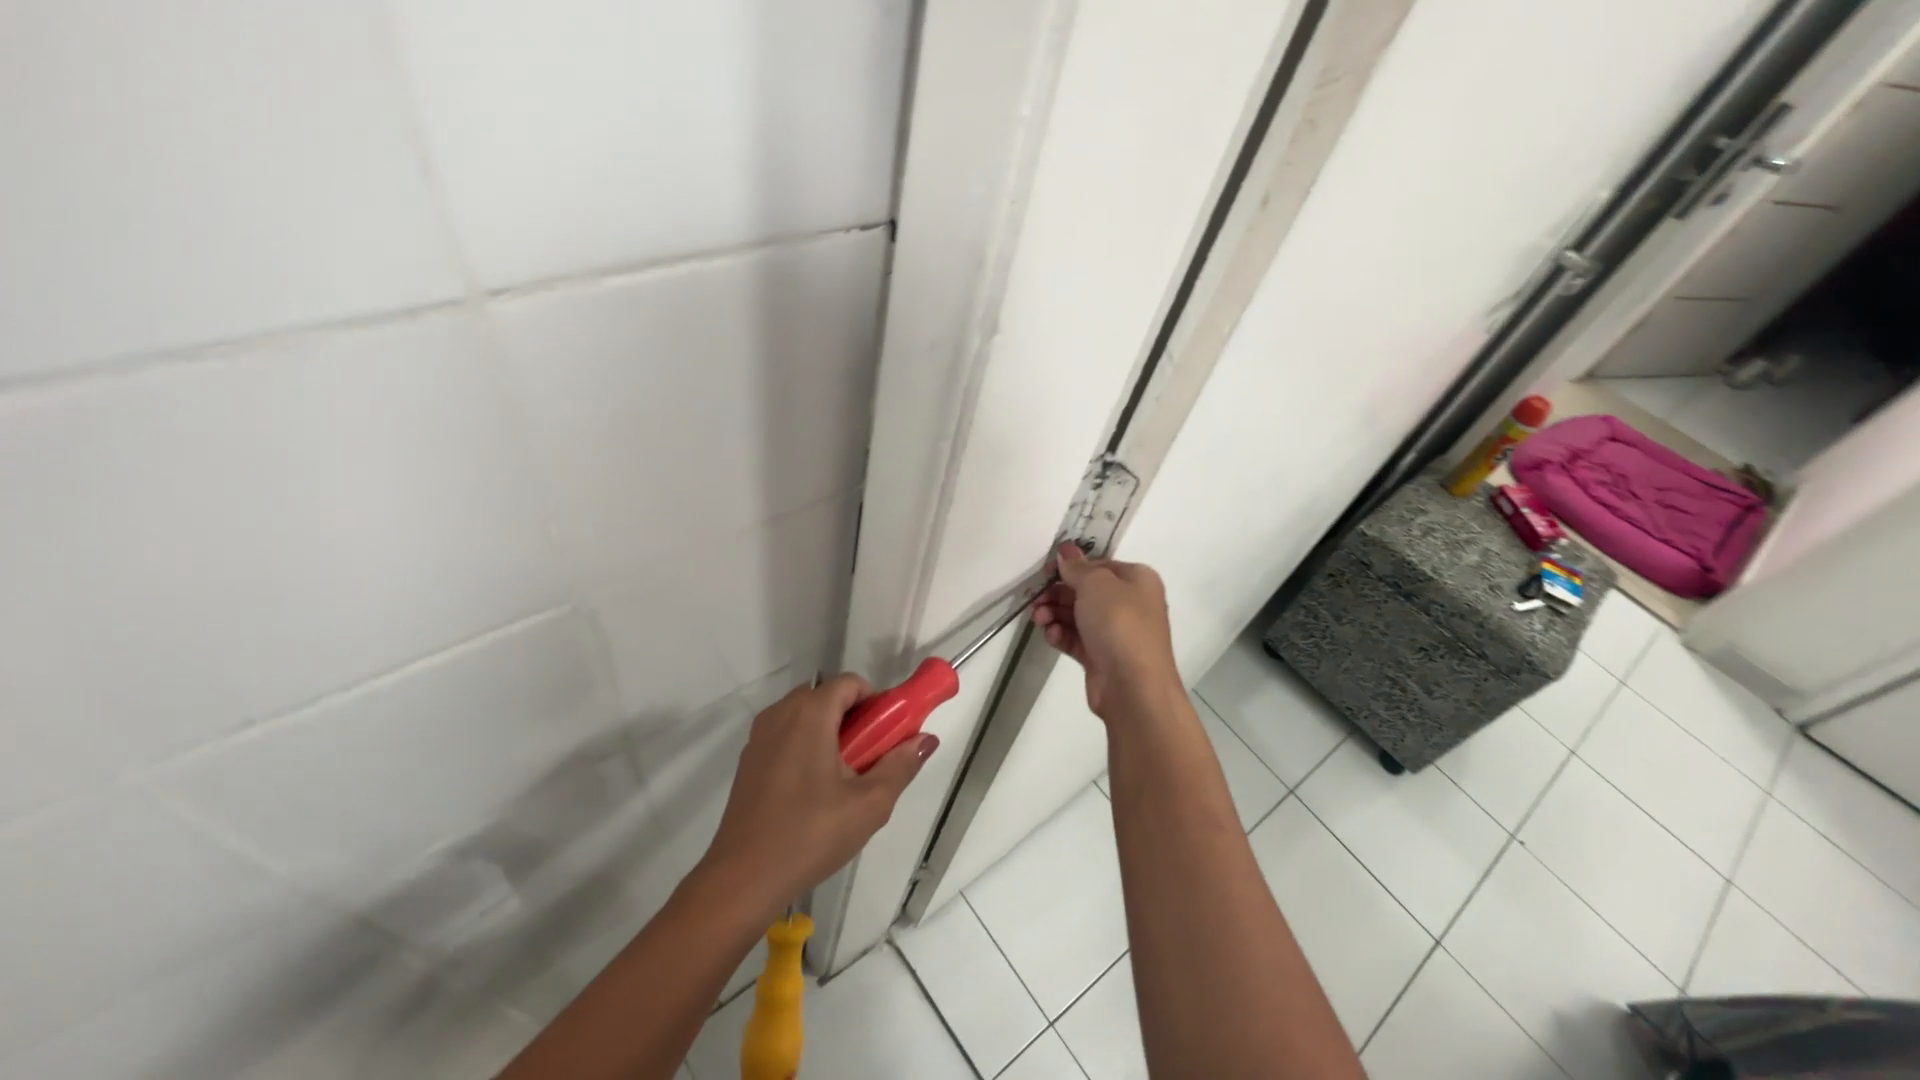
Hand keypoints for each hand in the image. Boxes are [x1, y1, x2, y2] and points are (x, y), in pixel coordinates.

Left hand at [697, 674, 937, 917]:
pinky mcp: (749, 761)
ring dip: (832, 735)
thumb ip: (901, 764)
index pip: (851, 683)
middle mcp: (780, 714)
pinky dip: (808, 749)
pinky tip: (816, 794)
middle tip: (872, 761)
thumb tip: (925, 739)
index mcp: (809, 714)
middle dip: (856, 721)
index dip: (877, 703)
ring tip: (846, 782)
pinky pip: (787, 738)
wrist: (743, 877)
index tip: (890, 736)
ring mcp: (759, 738)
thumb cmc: (810, 835)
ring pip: (806, 718)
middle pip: (828, 697)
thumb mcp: (869, 803)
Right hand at [1032, 543, 1180, 717]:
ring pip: (1077, 616)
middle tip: (1035, 599)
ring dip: (1054, 614)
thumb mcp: (1096, 584)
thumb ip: (1077, 567)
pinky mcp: (1101, 656)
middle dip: (1057, 593)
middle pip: (1085, 591)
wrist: (1133, 685)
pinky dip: (1061, 634)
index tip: (1045, 571)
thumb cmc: (1119, 622)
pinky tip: (1052, 635)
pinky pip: (1076, 639)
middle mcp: (1129, 604)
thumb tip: (1065, 550)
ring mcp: (1115, 632)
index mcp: (1136, 580)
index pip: (1099, 565)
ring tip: (1040, 619)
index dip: (1072, 566)